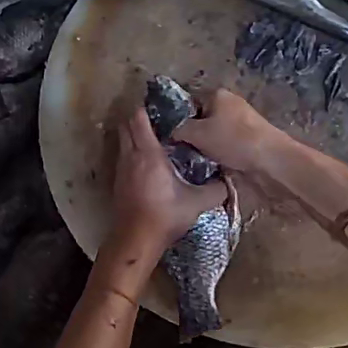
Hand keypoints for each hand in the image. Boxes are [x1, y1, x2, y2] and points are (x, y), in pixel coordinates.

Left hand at [111, 105, 228, 249]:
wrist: (136, 241)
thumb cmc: (165, 216)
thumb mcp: (197, 203)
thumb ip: (216, 189)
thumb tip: (230, 181)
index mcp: (148, 155)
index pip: (139, 120)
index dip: (146, 109)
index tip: (160, 107)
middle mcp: (131, 157)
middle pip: (125, 126)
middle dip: (138, 118)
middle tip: (158, 120)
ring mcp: (120, 170)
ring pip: (122, 141)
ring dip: (133, 135)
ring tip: (154, 138)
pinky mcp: (117, 182)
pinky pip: (122, 157)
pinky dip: (131, 152)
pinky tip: (147, 162)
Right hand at [171, 89, 291, 176]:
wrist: (271, 159)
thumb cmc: (233, 140)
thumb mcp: (197, 133)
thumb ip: (178, 130)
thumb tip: (169, 132)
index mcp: (216, 94)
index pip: (187, 102)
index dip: (175, 118)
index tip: (165, 136)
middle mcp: (228, 104)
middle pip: (200, 119)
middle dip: (190, 135)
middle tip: (177, 151)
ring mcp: (240, 122)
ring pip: (212, 134)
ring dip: (204, 147)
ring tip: (192, 161)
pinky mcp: (247, 138)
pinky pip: (224, 144)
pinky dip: (217, 153)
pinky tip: (209, 165)